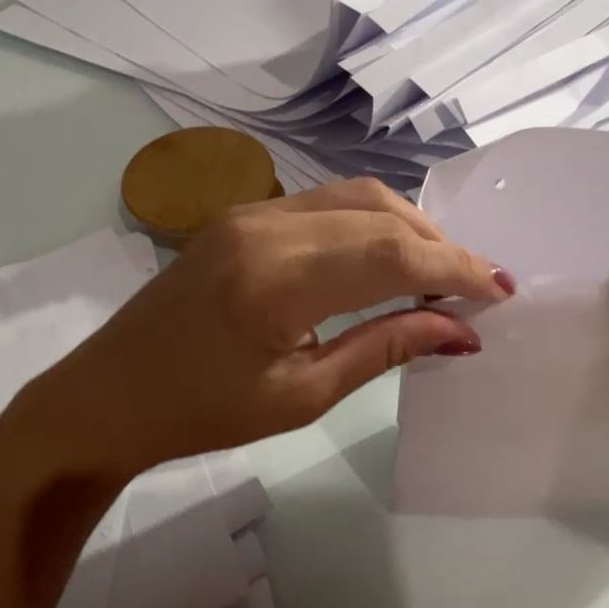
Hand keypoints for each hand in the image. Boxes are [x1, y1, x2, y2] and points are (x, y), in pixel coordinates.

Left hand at [35, 179, 515, 478]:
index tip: (501, 291)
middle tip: (479, 285)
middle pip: (380, 213)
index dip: (456, 268)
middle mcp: (265, 227)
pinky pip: (326, 201)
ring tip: (442, 270)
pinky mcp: (243, 213)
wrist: (107, 394)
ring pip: (356, 195)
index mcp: (276, 281)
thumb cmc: (201, 412)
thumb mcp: (301, 396)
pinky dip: (371, 220)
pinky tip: (389, 254)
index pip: (391, 255)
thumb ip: (385, 349)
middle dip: (441, 245)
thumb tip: (461, 331)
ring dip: (409, 225)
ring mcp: (250, 212)